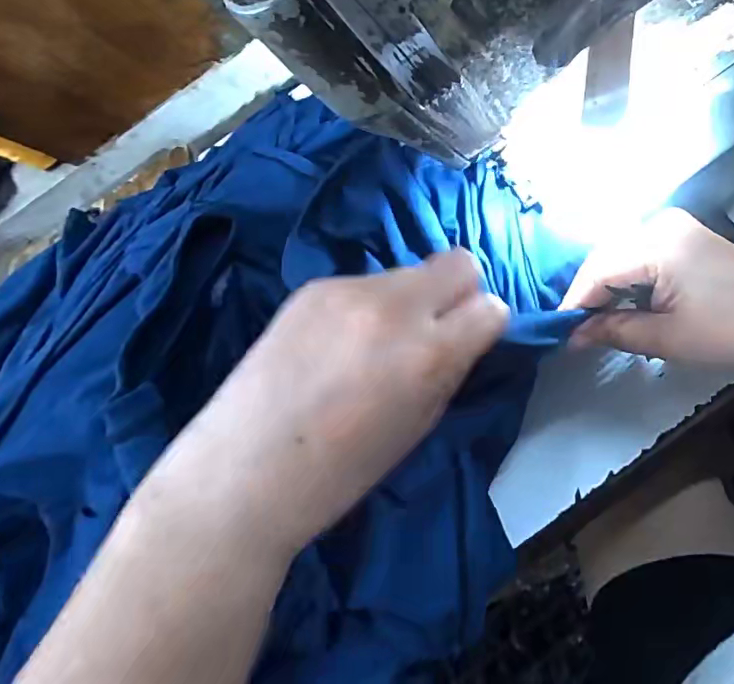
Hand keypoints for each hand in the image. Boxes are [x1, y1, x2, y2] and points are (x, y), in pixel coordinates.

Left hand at [141, 251, 507, 556]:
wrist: (242, 471)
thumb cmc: (340, 473)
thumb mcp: (418, 428)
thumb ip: (450, 370)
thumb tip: (468, 333)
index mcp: (428, 354)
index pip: (490, 306)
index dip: (486, 323)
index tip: (471, 340)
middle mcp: (394, 306)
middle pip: (458, 262)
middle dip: (459, 291)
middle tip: (434, 328)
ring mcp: (348, 289)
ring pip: (408, 271)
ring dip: (408, 299)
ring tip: (372, 343)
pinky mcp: (313, 285)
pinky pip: (364, 282)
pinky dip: (365, 305)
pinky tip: (335, 342)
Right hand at [561, 208, 733, 370]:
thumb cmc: (733, 330)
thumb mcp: (668, 337)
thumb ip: (615, 331)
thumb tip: (573, 336)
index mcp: (657, 243)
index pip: (599, 269)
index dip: (577, 301)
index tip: (560, 331)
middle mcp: (659, 223)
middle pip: (606, 256)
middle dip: (588, 292)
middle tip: (575, 329)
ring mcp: (672, 225)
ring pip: (619, 253)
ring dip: (606, 285)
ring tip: (595, 319)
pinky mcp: (681, 234)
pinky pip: (638, 251)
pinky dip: (626, 276)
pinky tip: (623, 301)